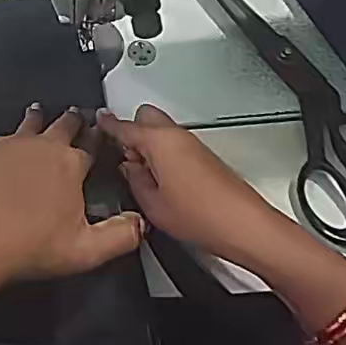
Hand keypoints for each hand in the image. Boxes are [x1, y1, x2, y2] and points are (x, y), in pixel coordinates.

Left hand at [0, 105, 144, 309]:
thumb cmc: (30, 244)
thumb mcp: (87, 250)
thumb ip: (121, 235)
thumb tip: (140, 224)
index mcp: (70, 165)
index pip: (92, 146)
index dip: (98, 139)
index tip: (101, 133)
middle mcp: (44, 147)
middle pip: (63, 125)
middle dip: (73, 120)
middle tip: (77, 115)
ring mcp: (14, 145)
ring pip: (32, 122)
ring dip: (39, 118)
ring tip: (41, 111)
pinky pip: (5, 135)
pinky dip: (11, 136)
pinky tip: (9, 140)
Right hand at [97, 104, 295, 268]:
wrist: (246, 227)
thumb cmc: (205, 216)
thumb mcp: (152, 205)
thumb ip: (134, 180)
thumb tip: (129, 171)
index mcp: (159, 141)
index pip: (124, 126)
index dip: (108, 124)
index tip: (100, 120)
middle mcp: (177, 136)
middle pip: (145, 117)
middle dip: (132, 131)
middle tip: (124, 157)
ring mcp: (193, 144)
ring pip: (162, 131)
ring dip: (150, 145)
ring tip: (145, 177)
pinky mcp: (205, 156)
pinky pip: (176, 144)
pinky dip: (165, 155)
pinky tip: (164, 183)